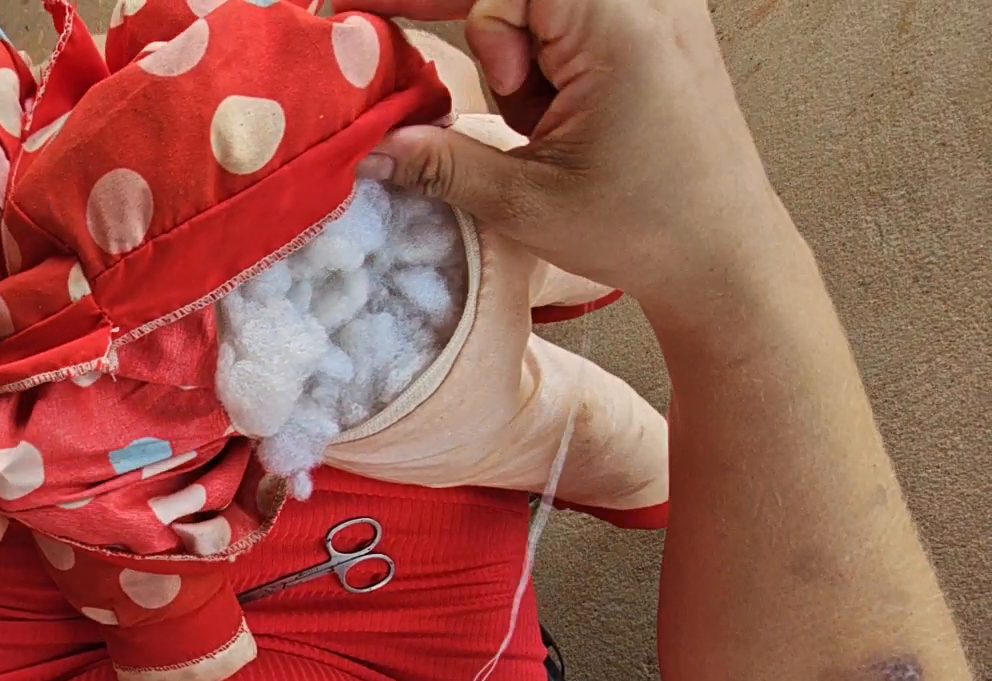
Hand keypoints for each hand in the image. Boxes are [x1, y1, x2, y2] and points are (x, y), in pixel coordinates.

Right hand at [357, 0, 793, 305]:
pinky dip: (537, 72)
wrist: (718, 248)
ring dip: (516, 67)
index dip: (488, 29)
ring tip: (536, 128)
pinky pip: (565, 33)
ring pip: (540, 14)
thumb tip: (370, 148)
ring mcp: (651, 16)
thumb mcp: (520, 201)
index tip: (501, 86)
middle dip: (485, 40)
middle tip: (441, 71)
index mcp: (623, 27)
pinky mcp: (645, 39)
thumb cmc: (633, 225)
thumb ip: (440, 166)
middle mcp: (647, 1)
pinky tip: (545, 118)